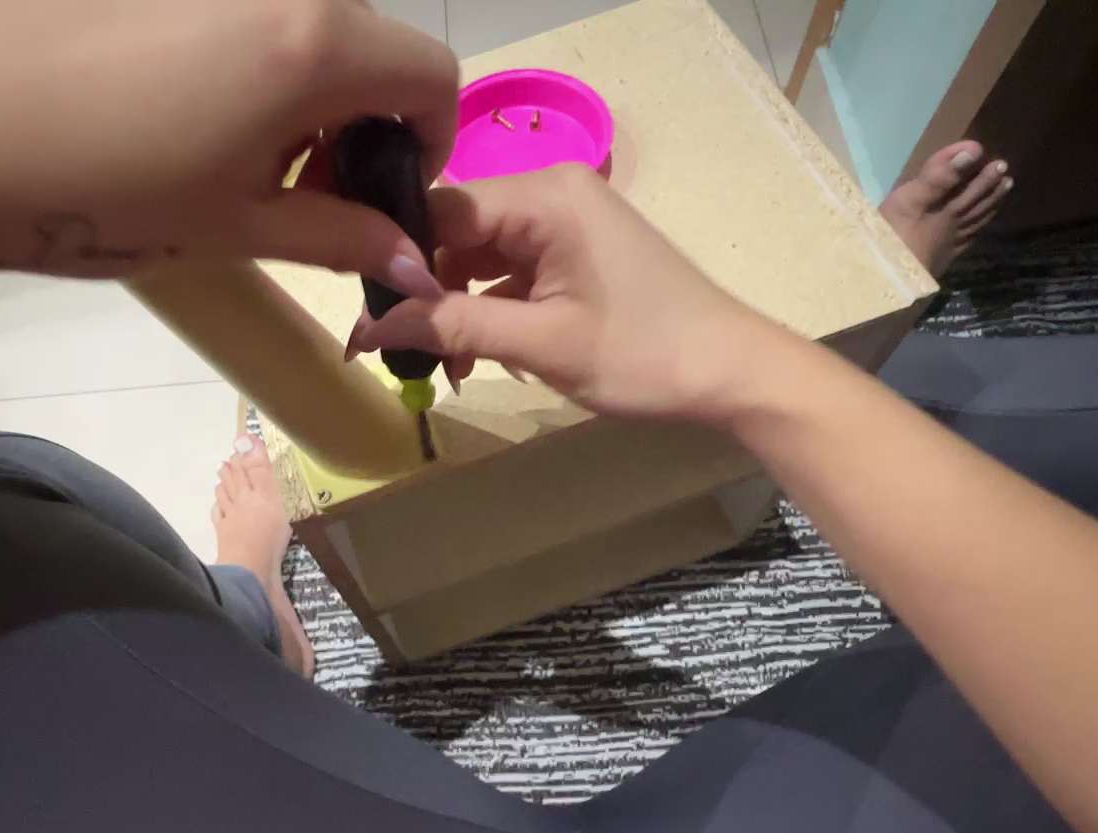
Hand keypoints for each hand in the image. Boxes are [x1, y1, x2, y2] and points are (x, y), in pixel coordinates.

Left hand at [0, 0, 457, 290]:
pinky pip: (243, 15)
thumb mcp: (242, 227)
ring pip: (306, 31)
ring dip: (307, 102)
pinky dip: (251, 70)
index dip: (430, 143)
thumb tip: (413, 260)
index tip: (385, 194)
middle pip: (370, 50)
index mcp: (314, 44)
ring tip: (237, 161)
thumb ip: (342, 238)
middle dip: (367, 128)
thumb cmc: (110, 190)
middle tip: (309, 193)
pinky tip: (186, 115)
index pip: (431, 76)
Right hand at [352, 164, 812, 425]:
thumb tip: (369, 328)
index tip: (368, 317)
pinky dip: (490, 314)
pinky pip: (510, 275)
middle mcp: (549, 194)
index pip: (439, 211)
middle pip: (455, 234)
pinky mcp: (573, 254)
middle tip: (404, 354)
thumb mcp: (540, 343)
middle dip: (427, 295)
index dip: (396, 262)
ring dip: (457, 312)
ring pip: (479, 260)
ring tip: (450, 369)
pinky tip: (481, 357)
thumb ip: (453, 327)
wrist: (729, 373)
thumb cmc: (642, 355)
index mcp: (544, 198)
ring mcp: (564, 224)